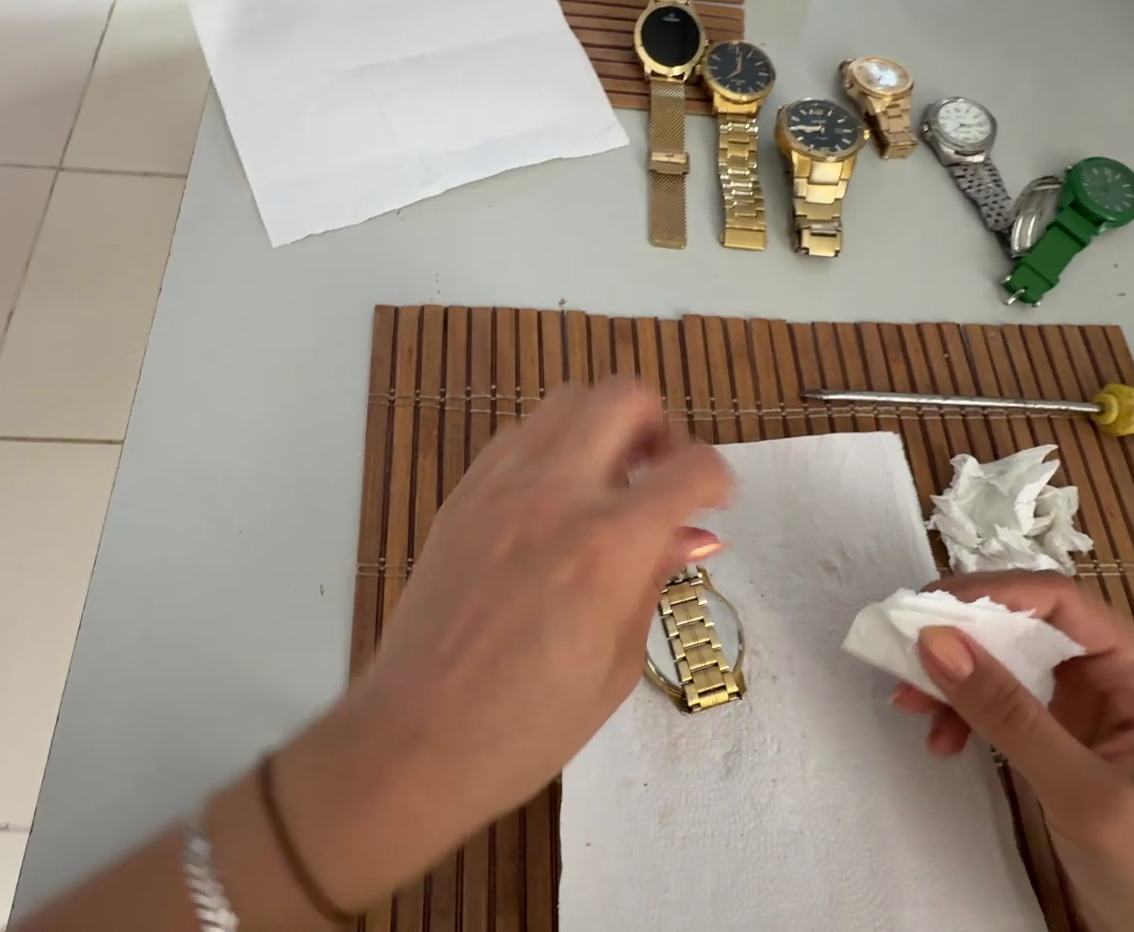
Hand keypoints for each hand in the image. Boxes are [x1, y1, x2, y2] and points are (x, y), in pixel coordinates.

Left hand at [271, 380, 731, 911]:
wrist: (416, 735)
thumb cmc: (527, 726)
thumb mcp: (616, 664)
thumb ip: (654, 581)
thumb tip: (695, 535)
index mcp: (606, 546)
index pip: (688, 469)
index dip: (718, 478)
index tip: (715, 501)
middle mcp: (554, 493)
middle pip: (622, 397)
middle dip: (661, 425)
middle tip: (661, 474)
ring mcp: (499, 485)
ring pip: (566, 401)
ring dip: (603, 427)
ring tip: (608, 483)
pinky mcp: (462, 493)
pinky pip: (518, 435)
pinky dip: (552, 446)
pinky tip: (554, 497)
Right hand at [890, 572, 1133, 931]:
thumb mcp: (1086, 797)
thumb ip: (1009, 715)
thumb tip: (933, 640)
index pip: (1062, 604)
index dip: (990, 593)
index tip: (922, 608)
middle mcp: (1123, 685)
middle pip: (1027, 630)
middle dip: (961, 641)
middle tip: (901, 656)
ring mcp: (1095, 716)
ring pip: (1009, 667)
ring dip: (956, 682)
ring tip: (912, 708)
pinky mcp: (1070, 746)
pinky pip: (1007, 707)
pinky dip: (968, 716)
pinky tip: (945, 741)